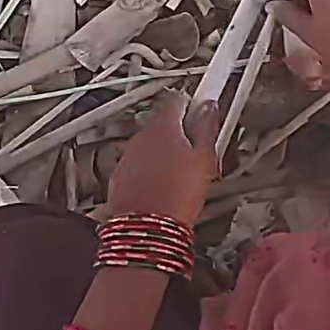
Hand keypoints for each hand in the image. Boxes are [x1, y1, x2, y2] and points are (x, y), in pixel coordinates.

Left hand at [105, 91, 220, 224]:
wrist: (147, 230)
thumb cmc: (176, 196)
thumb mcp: (205, 159)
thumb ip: (207, 128)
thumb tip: (209, 108)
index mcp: (163, 127)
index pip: (175, 99)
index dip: (191, 102)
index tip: (202, 110)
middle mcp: (140, 137)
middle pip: (162, 123)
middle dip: (179, 132)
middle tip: (197, 150)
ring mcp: (127, 157)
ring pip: (150, 145)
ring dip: (164, 153)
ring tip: (182, 174)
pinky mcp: (119, 177)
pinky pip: (139, 165)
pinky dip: (151, 170)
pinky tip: (165, 187)